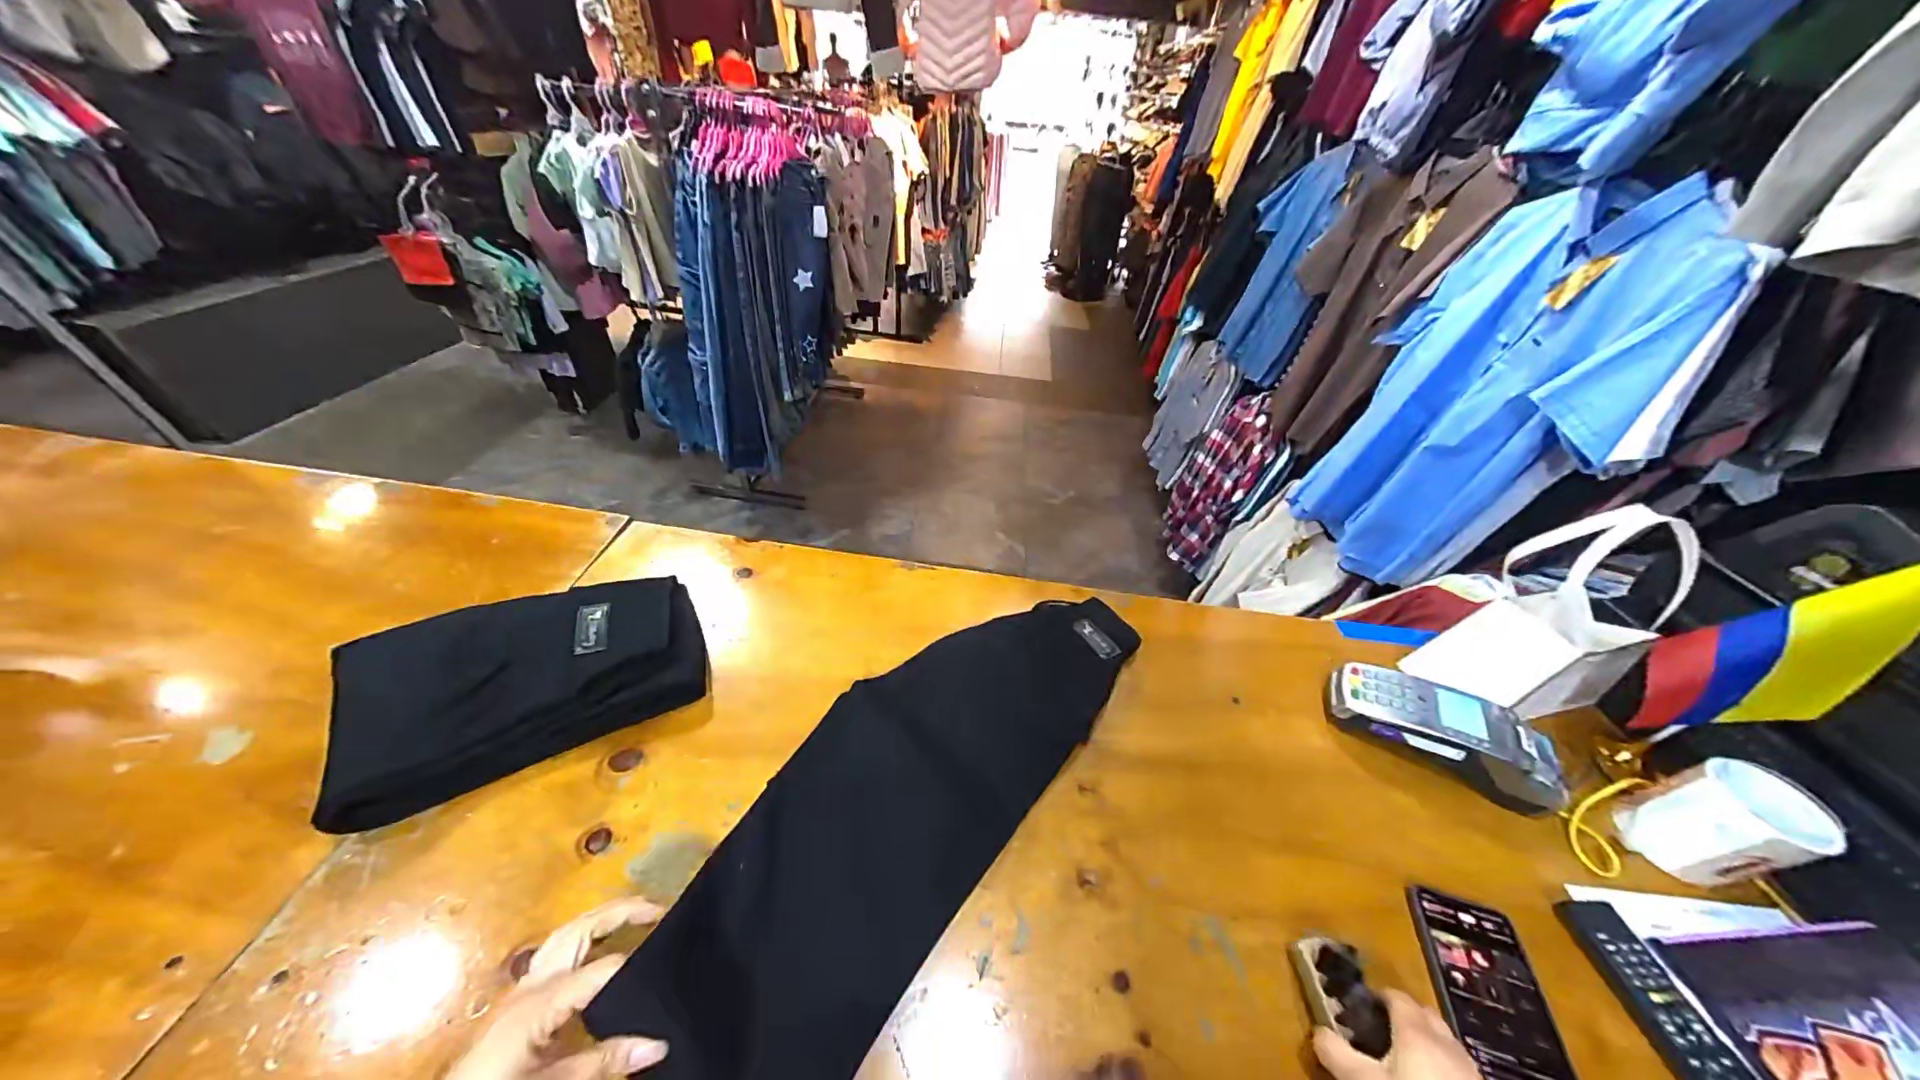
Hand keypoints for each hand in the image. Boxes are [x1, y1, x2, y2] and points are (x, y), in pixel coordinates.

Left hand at [447, 897, 670, 1079]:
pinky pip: (558, 954)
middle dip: (619, 913)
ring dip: (602, 919)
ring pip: (566, 935)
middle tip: (658, 909)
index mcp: (539, 1003)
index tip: (667, 965)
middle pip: (579, 930)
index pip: (602, 969)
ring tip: (636, 916)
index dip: (636, 965)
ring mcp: (522, 990)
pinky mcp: (518, 1002)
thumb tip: (658, 1045)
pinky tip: (603, 949)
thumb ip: (603, 1063)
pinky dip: (586, 939)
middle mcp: (531, 986)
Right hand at [1313, 989, 1480, 1079]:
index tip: (1362, 1005)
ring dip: (1427, 1040)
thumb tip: (1318, 1032)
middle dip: (1405, 1015)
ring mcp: (1470, 1068)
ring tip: (1406, 1058)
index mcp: (1415, 1031)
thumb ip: (1337, 1053)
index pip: (1396, 997)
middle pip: (1425, 1014)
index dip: (1378, 996)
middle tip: (1382, 1029)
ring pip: (1445, 1040)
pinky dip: (1443, 1065)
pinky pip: (1458, 1066)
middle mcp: (1445, 1041)